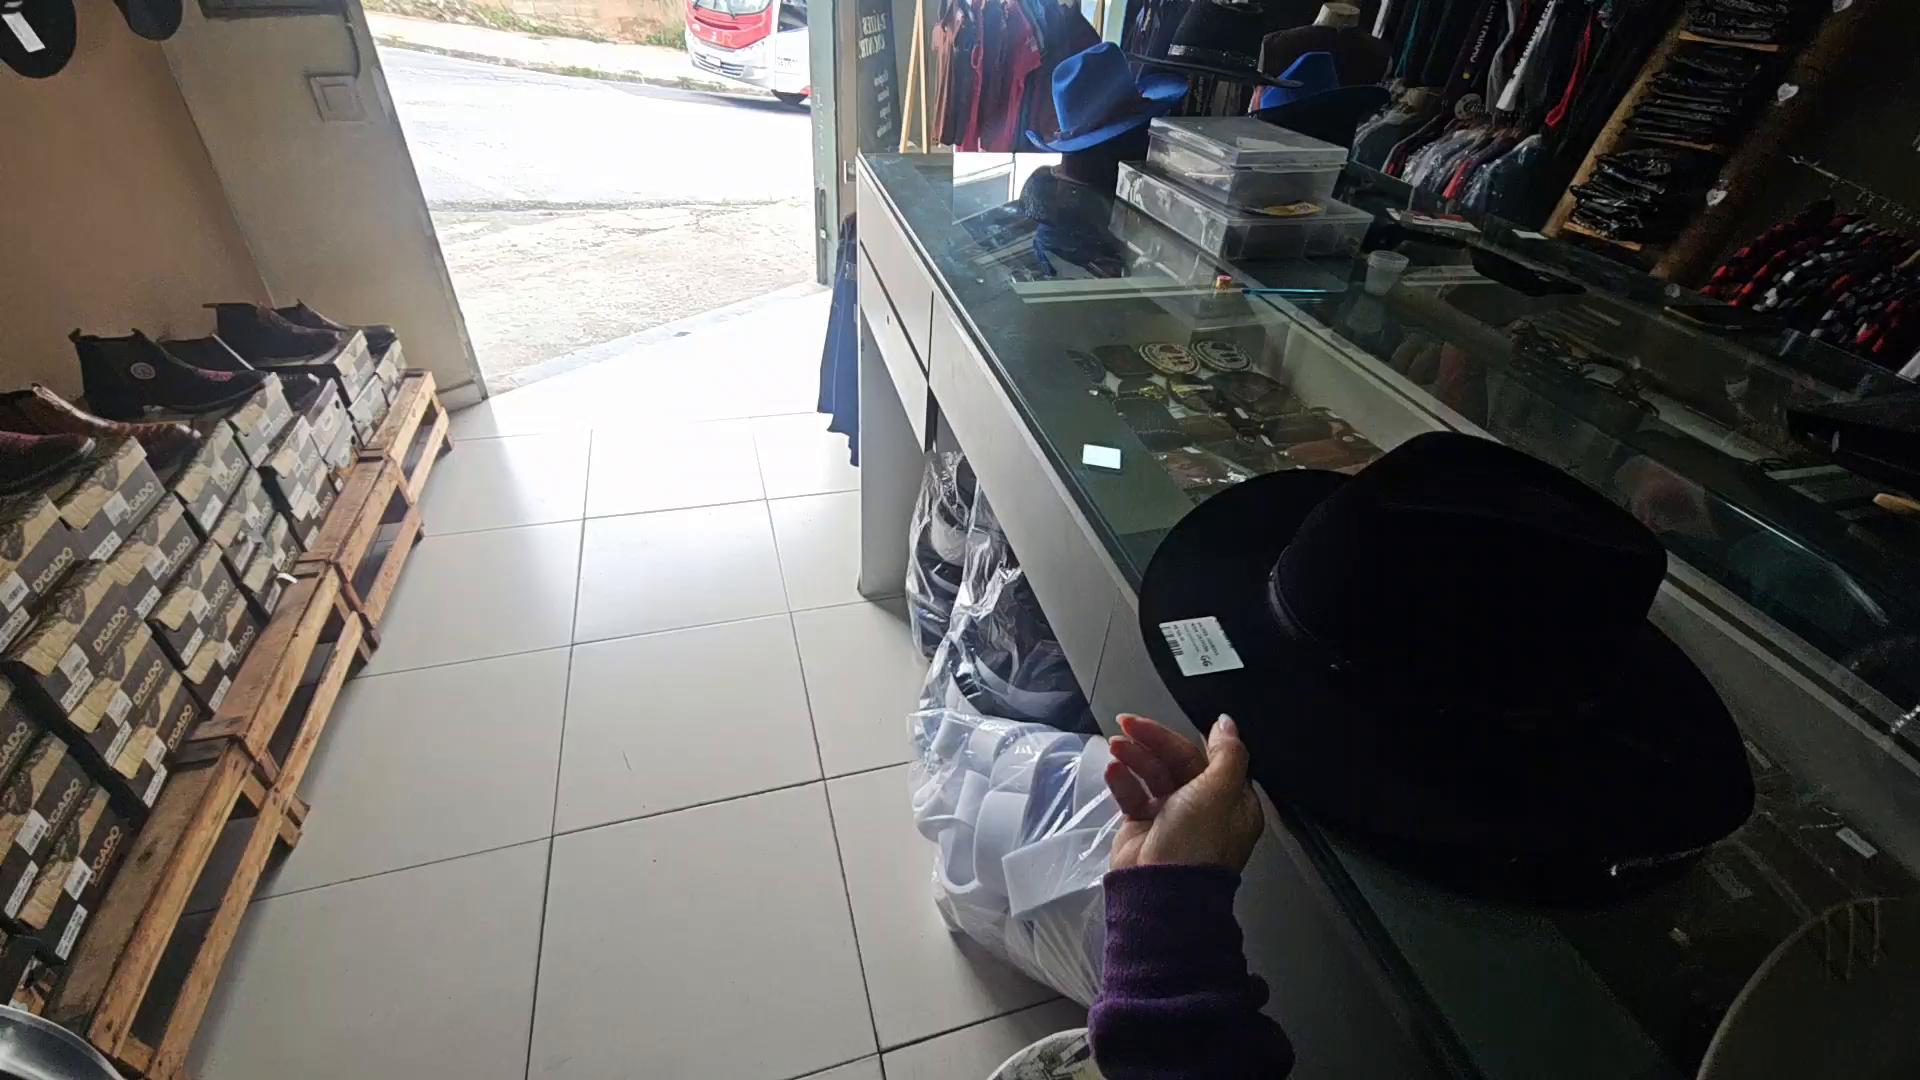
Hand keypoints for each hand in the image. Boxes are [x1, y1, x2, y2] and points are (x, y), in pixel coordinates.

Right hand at [1105, 714, 1262, 872]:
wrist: (1162, 890)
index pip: (1205, 757)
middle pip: (1174, 761)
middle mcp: (1201, 805)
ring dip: (1133, 756)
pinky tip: (1112, 771)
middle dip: (1151, 741)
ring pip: (1150, 774)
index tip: (1155, 722)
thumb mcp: (1220, 792)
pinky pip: (1131, 793)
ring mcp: (1169, 815)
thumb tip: (1228, 722)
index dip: (1179, 738)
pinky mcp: (1141, 823)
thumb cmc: (1197, 841)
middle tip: (1126, 724)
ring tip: (1115, 746)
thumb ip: (1228, 753)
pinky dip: (1121, 780)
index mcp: (1228, 800)